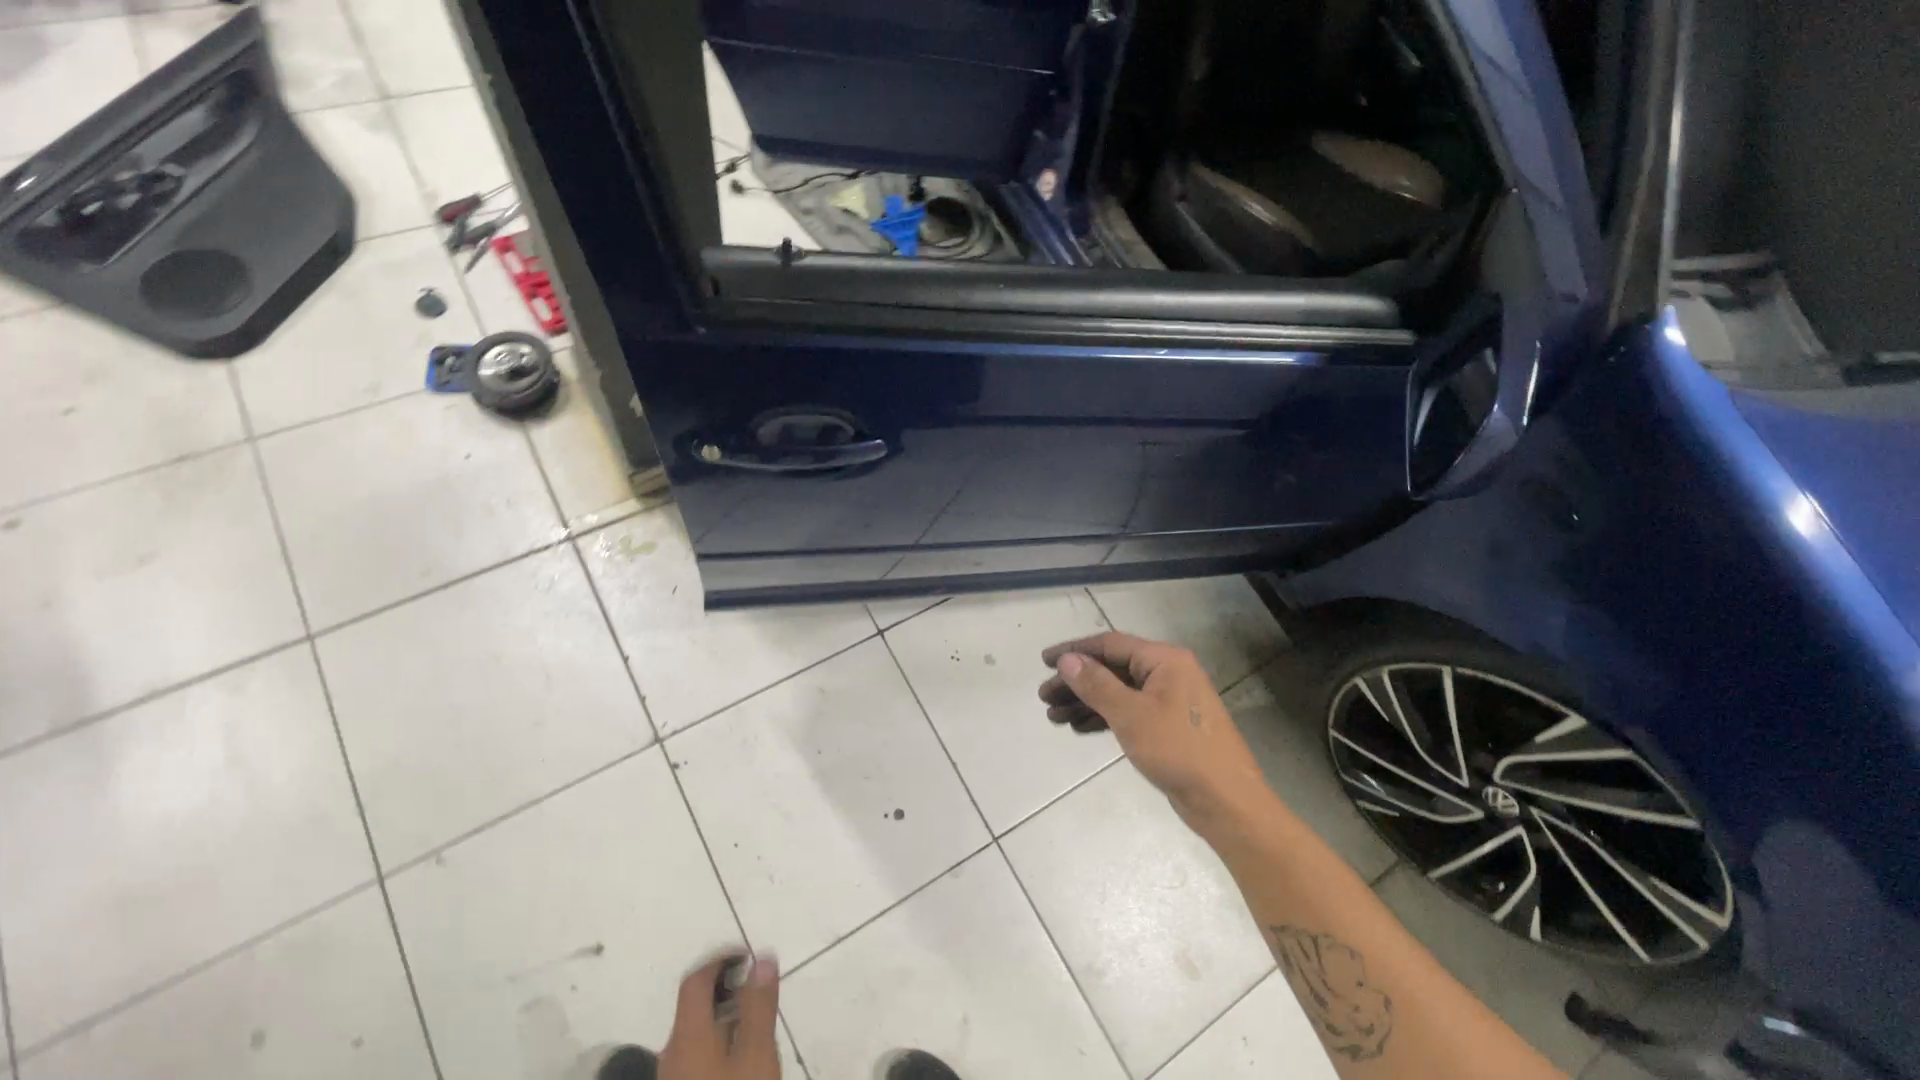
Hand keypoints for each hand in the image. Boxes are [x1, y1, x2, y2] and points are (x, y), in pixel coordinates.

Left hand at [659, 953, 780, 1079]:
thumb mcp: (756, 1052)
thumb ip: (758, 1006)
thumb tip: (762, 958)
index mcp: (688, 1032)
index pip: (695, 979)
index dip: (721, 959)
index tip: (749, 954)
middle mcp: (672, 1048)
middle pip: (694, 1003)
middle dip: (724, 985)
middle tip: (755, 983)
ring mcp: (673, 1071)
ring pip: (696, 1027)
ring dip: (723, 1011)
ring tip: (753, 1015)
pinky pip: (696, 1048)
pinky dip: (718, 1034)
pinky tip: (738, 1049)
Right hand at [1039, 632, 1274, 836]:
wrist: (1226, 801)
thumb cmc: (1178, 751)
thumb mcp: (1131, 716)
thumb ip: (1096, 685)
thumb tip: (1067, 660)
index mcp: (1165, 660)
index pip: (1110, 644)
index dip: (1074, 650)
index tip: (1044, 661)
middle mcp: (1169, 673)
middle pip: (1113, 668)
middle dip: (1077, 682)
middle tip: (1043, 697)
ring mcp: (1170, 701)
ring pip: (1119, 692)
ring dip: (1086, 702)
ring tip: (1053, 716)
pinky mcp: (1169, 727)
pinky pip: (1129, 712)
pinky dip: (1104, 718)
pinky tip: (1079, 728)